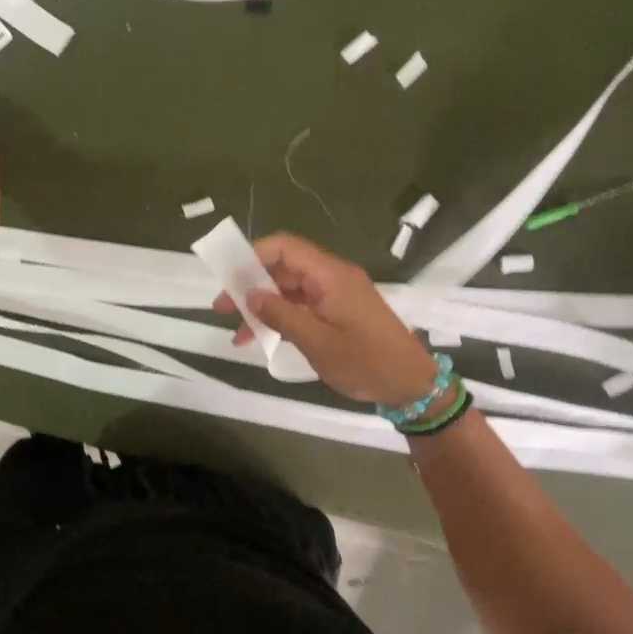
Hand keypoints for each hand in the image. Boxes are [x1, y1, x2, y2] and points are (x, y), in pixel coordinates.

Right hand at [213, 233, 438, 405]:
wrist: (411, 386)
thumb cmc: (367, 363)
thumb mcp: (317, 342)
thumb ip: (281, 315)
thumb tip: (249, 295)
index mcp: (331, 276)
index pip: (285, 247)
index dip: (252, 256)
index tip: (228, 278)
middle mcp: (333, 277)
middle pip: (283, 268)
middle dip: (250, 285)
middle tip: (221, 308)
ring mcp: (336, 295)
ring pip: (289, 289)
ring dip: (261, 306)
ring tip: (237, 333)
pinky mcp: (338, 311)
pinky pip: (301, 305)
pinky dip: (279, 317)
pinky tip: (260, 338)